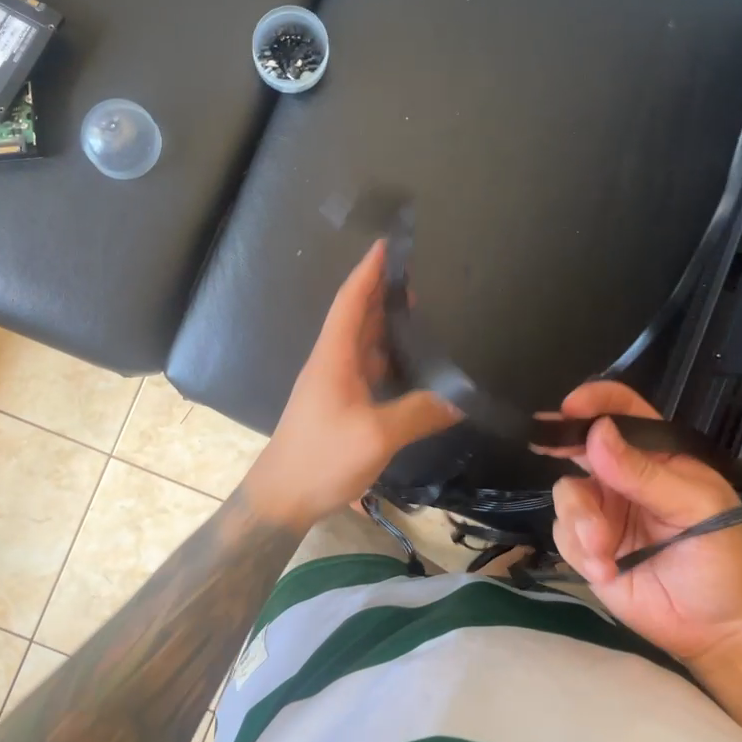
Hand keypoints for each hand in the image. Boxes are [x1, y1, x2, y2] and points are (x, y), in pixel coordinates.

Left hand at [245, 240, 461, 529]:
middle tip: (414, 276)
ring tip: (417, 312)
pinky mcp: (337, 406)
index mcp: (334, 357)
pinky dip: (385, 357)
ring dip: (384, 324)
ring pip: (361, 343)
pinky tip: (407, 363)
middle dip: (381, 292)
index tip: (385, 244)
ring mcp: (332, 386)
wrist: (282, 497)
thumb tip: (458, 400)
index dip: (368, 272)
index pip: (351, 301)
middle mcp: (331, 363)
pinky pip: (365, 369)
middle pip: (356, 317)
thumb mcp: (377, 436)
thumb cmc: (322, 458)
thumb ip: (419, 413)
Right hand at [548, 381, 741, 669]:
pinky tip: (606, 570)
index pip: (622, 410)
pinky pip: (562, 533)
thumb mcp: (695, 507)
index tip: (571, 408)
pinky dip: (580, 551)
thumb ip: (644, 472)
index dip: (596, 401)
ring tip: (603, 550)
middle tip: (544, 447)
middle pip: (579, 445)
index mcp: (656, 455)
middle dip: (560, 446)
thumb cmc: (724, 557)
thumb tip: (596, 432)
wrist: (720, 630)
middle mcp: (623, 476)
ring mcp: (603, 511)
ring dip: (580, 520)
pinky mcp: (587, 547)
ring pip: (566, 493)